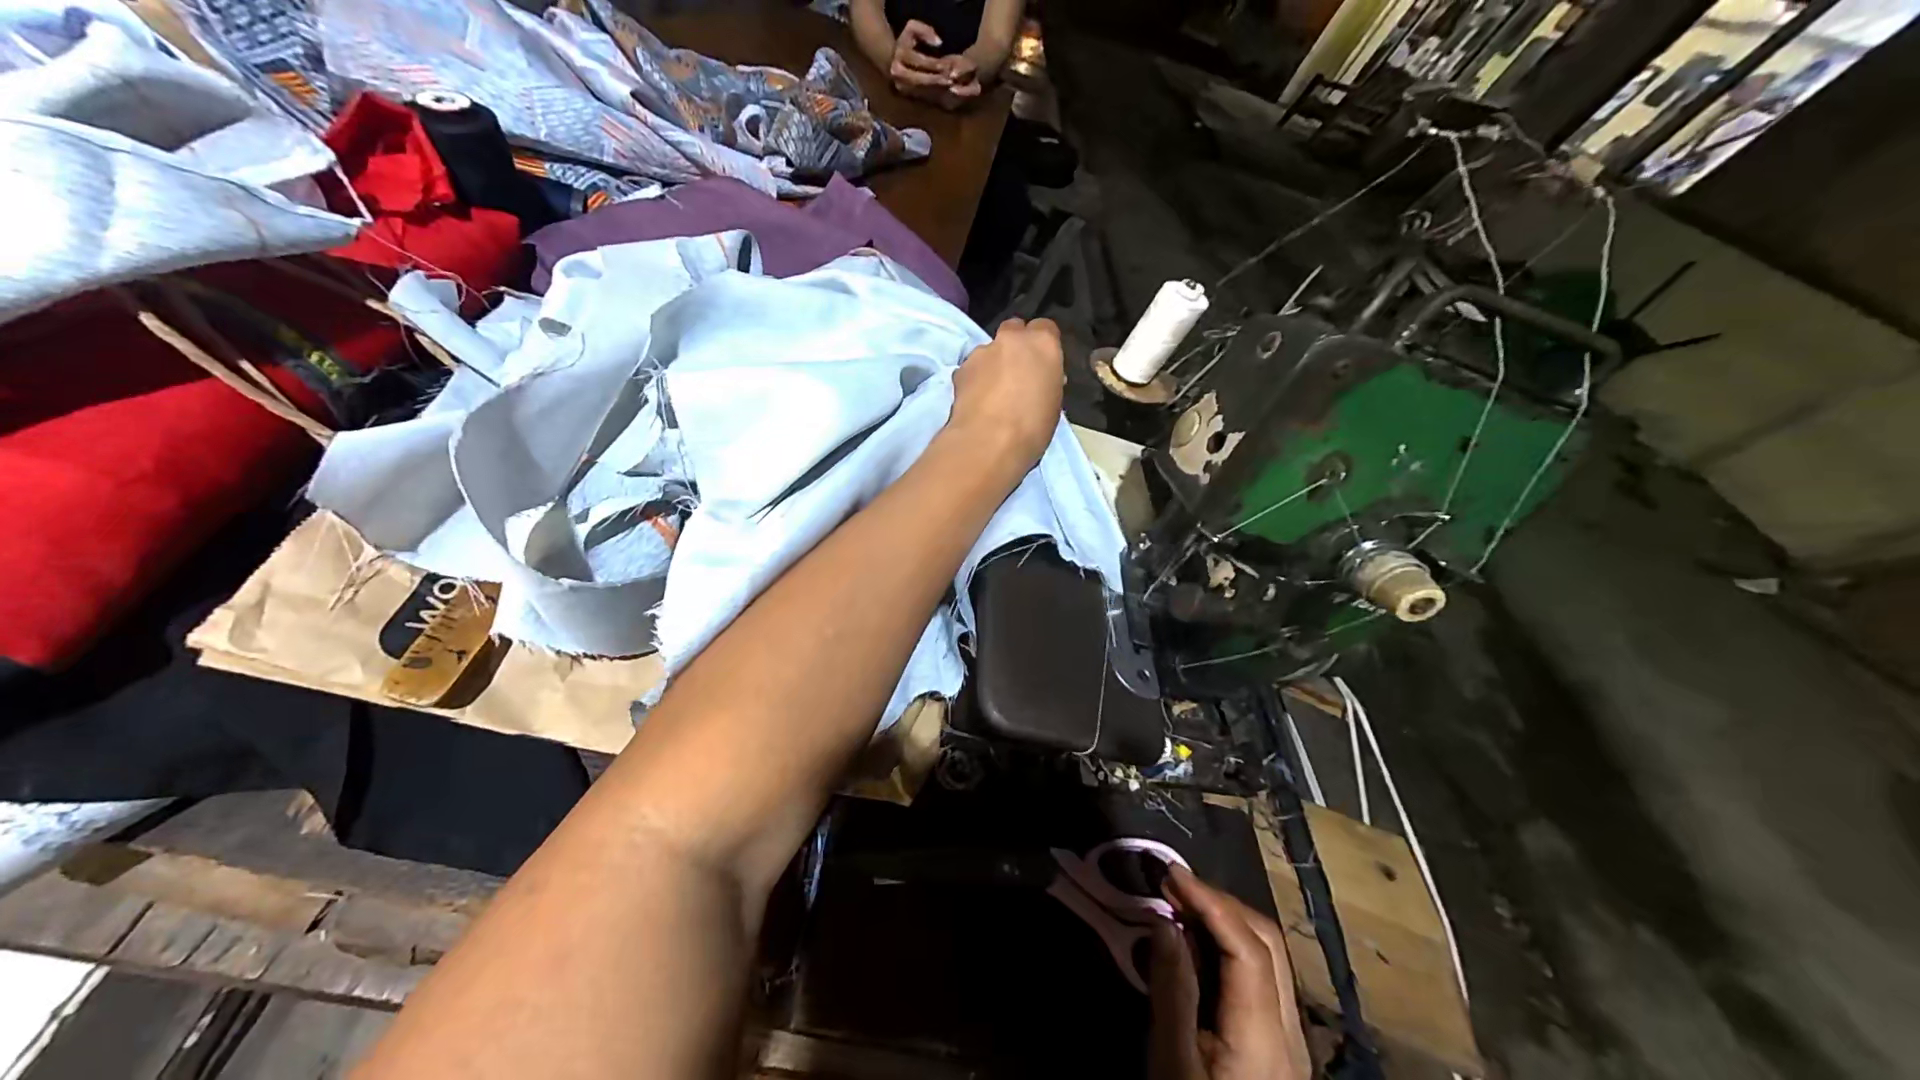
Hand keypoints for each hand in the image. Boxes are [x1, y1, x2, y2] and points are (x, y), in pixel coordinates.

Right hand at [889, 20, 949, 91]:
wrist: (890, 60)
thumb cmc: (905, 42)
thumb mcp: (912, 29)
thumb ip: (925, 31)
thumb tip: (939, 43)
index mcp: (899, 56)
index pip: (920, 62)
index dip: (935, 64)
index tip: (949, 66)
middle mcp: (897, 74)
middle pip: (921, 80)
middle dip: (937, 80)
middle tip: (952, 80)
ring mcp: (900, 87)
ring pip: (921, 91)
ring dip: (937, 90)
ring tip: (950, 87)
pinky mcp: (905, 96)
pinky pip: (921, 98)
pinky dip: (934, 96)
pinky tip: (944, 92)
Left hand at [949, 317, 1063, 475]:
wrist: (988, 442)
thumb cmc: (1032, 427)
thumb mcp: (1053, 402)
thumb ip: (1046, 380)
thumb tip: (1039, 380)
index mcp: (1043, 343)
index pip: (1046, 328)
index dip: (1042, 345)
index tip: (1041, 364)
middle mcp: (1012, 339)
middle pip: (1014, 330)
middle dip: (1015, 346)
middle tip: (1016, 373)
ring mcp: (983, 351)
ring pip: (989, 350)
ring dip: (992, 364)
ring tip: (991, 393)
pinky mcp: (960, 368)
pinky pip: (971, 368)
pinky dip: (974, 379)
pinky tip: (975, 400)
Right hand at [1149, 866, 1311, 1079]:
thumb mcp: (1173, 1062)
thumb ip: (1172, 988)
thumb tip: (1166, 922)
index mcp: (1264, 1035)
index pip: (1248, 946)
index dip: (1210, 901)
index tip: (1171, 875)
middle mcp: (1290, 1031)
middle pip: (1269, 944)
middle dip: (1221, 902)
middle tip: (1174, 886)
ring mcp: (1292, 1041)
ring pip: (1272, 958)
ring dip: (1228, 920)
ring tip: (1183, 905)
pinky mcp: (1282, 1049)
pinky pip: (1265, 978)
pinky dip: (1233, 946)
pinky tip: (1202, 944)